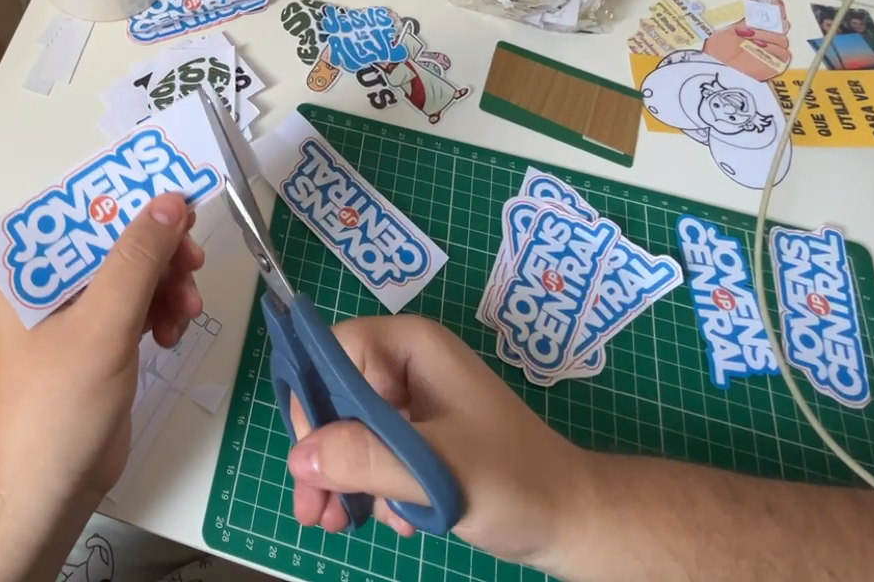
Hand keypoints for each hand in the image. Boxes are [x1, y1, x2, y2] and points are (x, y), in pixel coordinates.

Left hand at [0, 191, 206, 510]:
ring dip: (167, 285)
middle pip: (116, 241)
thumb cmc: (59, 402)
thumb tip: (170, 201)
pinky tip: (173, 335)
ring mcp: (78, 315)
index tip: (180, 198)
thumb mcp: (102, 323)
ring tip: (187, 310)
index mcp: (33, 268)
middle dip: (160, 250)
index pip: (83, 210)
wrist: (45, 492)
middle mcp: (52, 283)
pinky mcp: (100, 343)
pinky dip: (161, 314)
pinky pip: (138, 308)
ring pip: (134, 275)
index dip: (132, 198)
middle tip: (194, 260)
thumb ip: (137, 259)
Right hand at [287, 316, 588, 566]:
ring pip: (347, 427)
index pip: (336, 350)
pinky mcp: (416, 433)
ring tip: (333, 523)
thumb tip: (300, 456)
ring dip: (338, 476)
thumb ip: (366, 458)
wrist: (574, 526)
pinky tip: (381, 519)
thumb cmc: (515, 484)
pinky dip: (365, 485)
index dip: (315, 397)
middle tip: (312, 508)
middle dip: (322, 452)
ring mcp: (411, 399)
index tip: (309, 455)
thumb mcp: (436, 471)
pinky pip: (370, 449)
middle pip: (336, 394)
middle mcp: (404, 364)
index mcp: (411, 347)